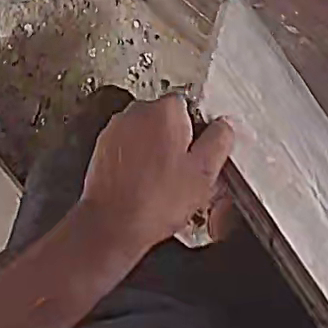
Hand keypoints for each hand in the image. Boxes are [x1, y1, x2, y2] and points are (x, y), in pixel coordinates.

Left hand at [78, 92, 233, 252]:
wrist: (112, 223)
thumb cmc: (155, 200)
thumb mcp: (204, 173)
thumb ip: (219, 141)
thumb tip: (224, 127)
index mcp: (166, 111)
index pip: (190, 105)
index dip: (199, 131)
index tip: (200, 152)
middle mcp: (138, 111)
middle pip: (167, 118)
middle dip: (177, 140)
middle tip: (184, 171)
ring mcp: (118, 127)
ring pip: (147, 133)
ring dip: (156, 149)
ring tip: (162, 182)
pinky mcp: (104, 144)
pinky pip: (128, 145)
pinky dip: (136, 159)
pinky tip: (143, 183)